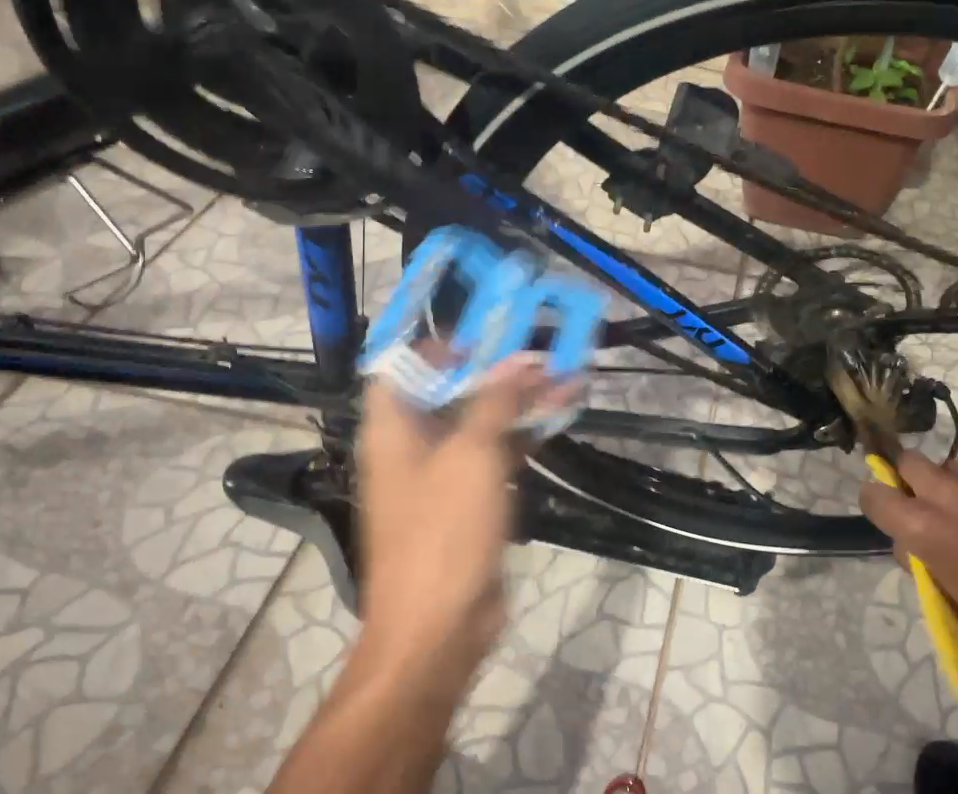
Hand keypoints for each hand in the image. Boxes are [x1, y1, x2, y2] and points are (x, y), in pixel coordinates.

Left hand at [353, 351, 554, 690]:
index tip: (488, 330)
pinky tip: (559, 418)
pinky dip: (524, 435)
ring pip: (480, 422)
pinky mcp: (469, 504)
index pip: (404, 366)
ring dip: (518, 400)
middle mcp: (412, 446)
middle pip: (450, 391)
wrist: (438, 627)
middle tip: (543, 346)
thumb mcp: (472, 453)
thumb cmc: (443, 532)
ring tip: (564, 375)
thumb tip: (521, 357)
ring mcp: (442, 476)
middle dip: (496, 368)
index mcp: (393, 429)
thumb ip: (496, 399)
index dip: (441, 344)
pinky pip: (497, 455)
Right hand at [859, 455, 957, 670]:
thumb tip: (908, 541)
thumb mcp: (956, 603)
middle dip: (912, 480)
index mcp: (925, 531)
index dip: (876, 500)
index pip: (874, 494)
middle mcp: (949, 493)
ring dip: (955, 484)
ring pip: (953, 465)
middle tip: (931, 506)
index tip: (887, 509)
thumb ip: (922, 563)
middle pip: (909, 462)